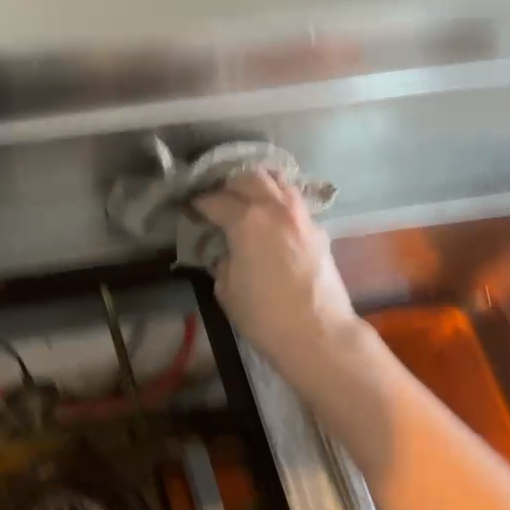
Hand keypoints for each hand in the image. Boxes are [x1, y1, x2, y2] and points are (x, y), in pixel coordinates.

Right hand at [194, 172, 359, 384]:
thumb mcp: (227, 290)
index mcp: (247, 221)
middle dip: (231, 184)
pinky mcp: (319, 230)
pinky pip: (294, 204)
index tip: (190, 208)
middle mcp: (276, 208)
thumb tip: (227, 253)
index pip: (216, 201)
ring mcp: (302, 216)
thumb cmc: (263, 316)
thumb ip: (223, 262)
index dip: (200, 204)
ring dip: (260, 185)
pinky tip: (271, 221)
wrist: (317, 332)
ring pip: (279, 182)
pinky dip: (279, 204)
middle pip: (251, 177)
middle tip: (219, 198)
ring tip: (246, 199)